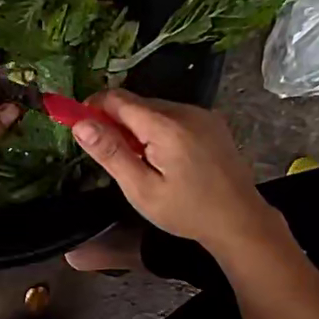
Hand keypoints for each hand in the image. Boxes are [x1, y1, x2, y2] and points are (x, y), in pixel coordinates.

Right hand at [75, 89, 283, 255]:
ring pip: (155, 109)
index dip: (92, 107)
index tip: (79, 126)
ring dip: (137, 127)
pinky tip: (163, 159)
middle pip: (136, 103)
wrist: (240, 220)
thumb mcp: (142, 190)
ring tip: (140, 163)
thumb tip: (80, 124)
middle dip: (116, 122)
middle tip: (111, 156)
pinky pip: (174, 116)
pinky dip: (159, 130)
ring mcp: (202, 114)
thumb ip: (111, 154)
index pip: (117, 99)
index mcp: (167, 126)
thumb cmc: (187, 212)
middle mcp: (186, 111)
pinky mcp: (211, 122)